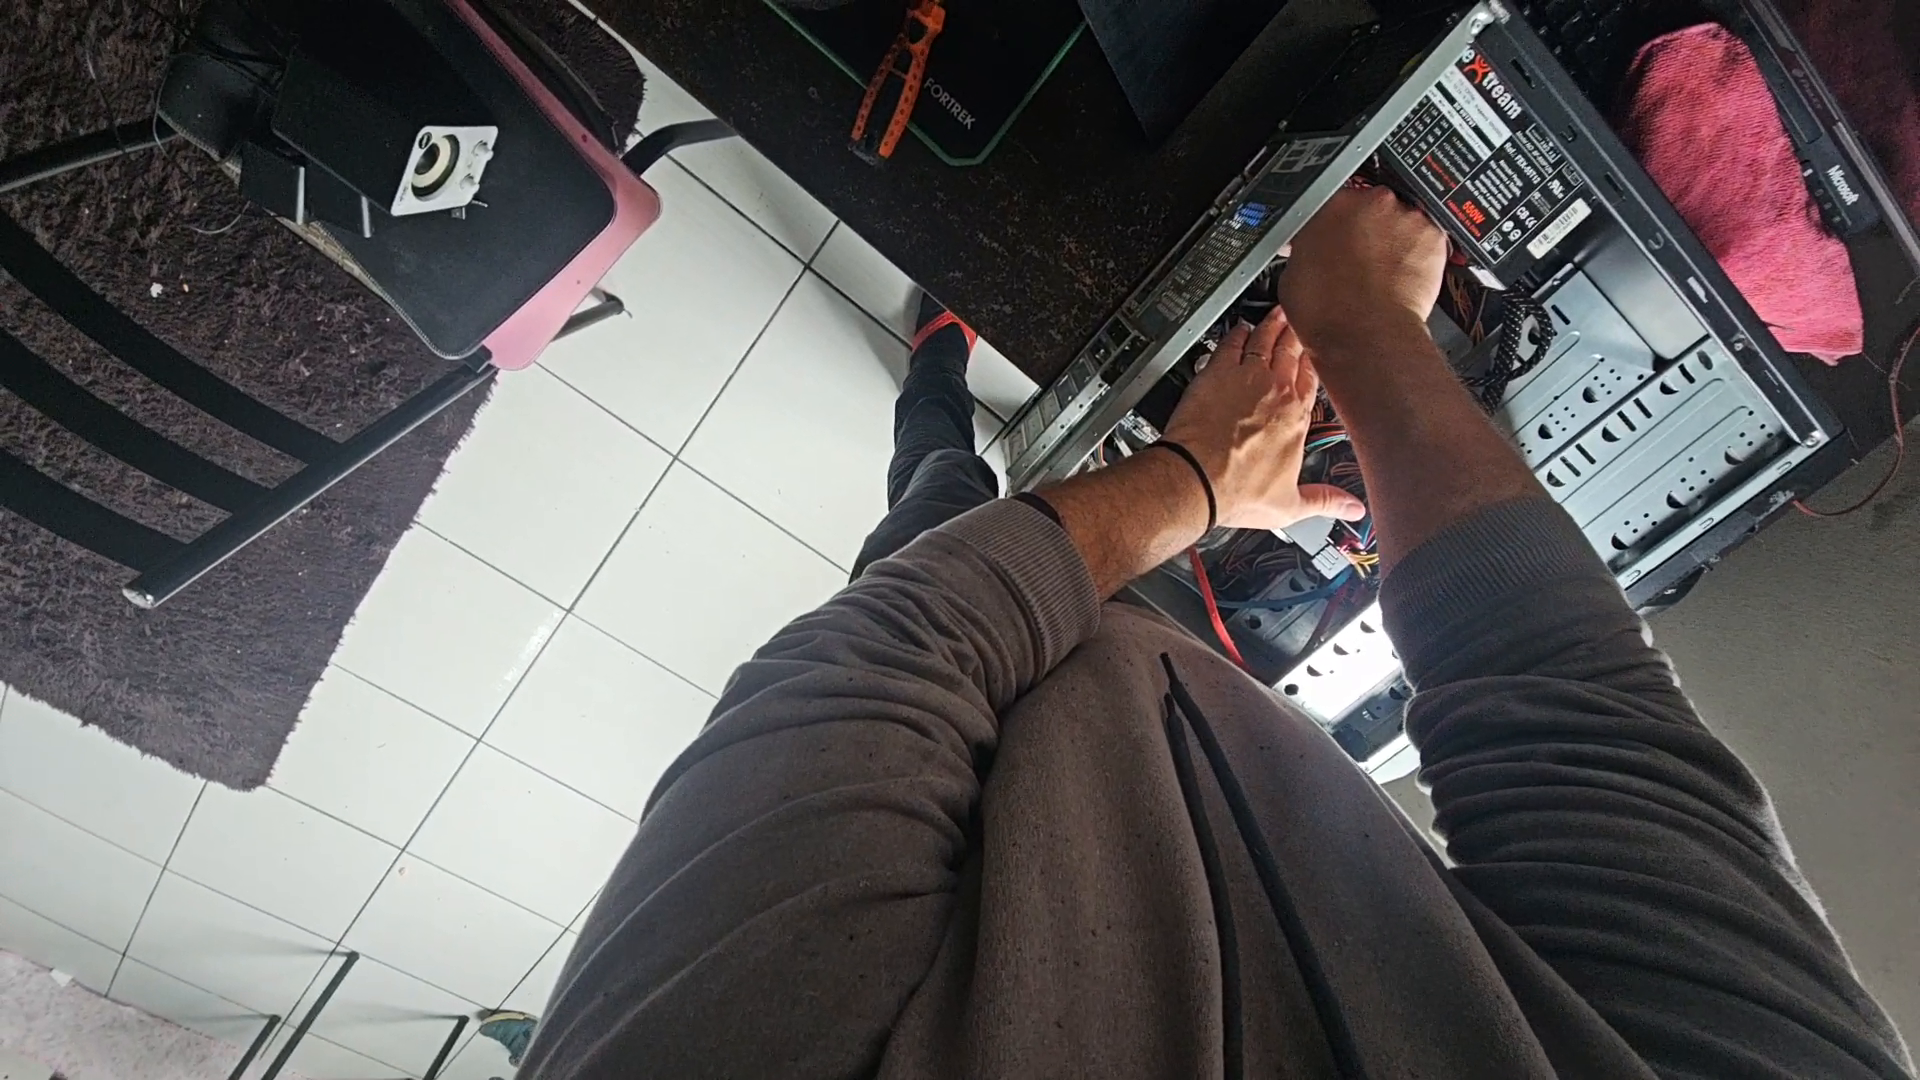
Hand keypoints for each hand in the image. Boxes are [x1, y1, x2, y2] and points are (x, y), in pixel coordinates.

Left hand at [1161, 307, 1367, 530]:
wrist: (1196, 480)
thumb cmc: (1235, 491)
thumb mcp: (1289, 505)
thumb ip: (1324, 501)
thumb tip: (1351, 508)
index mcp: (1297, 418)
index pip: (1314, 378)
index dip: (1316, 361)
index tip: (1317, 353)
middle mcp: (1276, 391)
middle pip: (1293, 351)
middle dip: (1299, 333)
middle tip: (1302, 320)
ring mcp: (1247, 378)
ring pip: (1266, 340)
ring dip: (1273, 324)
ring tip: (1279, 313)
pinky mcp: (1217, 374)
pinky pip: (1231, 343)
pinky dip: (1238, 333)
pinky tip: (1239, 328)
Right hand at [1277, 186, 1447, 361]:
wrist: (1364, 337)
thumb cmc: (1327, 312)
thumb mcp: (1292, 277)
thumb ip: (1303, 250)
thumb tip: (1307, 250)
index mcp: (1331, 206)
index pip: (1324, 203)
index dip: (1322, 224)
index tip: (1321, 238)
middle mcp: (1372, 202)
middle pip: (1365, 208)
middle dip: (1358, 230)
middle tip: (1348, 260)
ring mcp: (1406, 218)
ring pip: (1395, 222)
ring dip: (1386, 241)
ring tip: (1372, 274)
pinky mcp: (1433, 237)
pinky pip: (1421, 239)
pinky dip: (1410, 255)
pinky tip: (1393, 278)